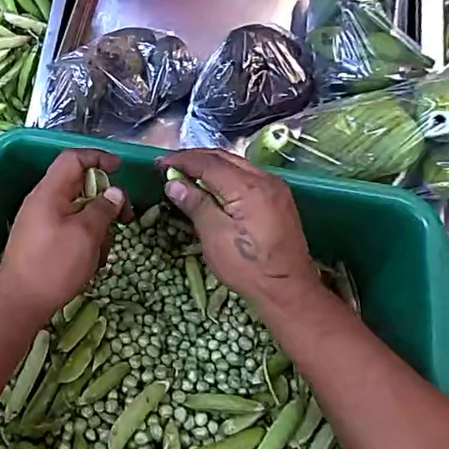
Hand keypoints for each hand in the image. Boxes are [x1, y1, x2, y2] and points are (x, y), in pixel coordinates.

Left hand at [0, 149, 129, 326]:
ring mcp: (40, 224)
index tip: (121, 169)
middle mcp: (42, 203)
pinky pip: (69, 232)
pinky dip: (85, 242)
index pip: (73, 159)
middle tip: (125, 219)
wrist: (18, 304)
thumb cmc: (53, 265)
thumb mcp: (86, 235)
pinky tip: (91, 265)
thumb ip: (103, 209)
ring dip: (97, 228)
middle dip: (105, 202)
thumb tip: (115, 192)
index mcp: (49, 192)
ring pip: (78, 213)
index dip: (99, 158)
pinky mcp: (41, 243)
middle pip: (79, 187)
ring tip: (103, 252)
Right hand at [158, 149, 322, 311]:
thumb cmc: (248, 267)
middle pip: (224, 158)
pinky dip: (226, 174)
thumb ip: (196, 204)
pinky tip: (213, 186)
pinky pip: (247, 175)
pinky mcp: (279, 199)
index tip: (159, 164)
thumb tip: (173, 183)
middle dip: (195, 158)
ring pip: (237, 164)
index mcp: (248, 187)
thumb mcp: (215, 236)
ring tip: (187, 174)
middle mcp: (265, 179)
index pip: (209, 163)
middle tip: (170, 166)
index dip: (182, 160)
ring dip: (210, 165)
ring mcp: (275, 188)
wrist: (289, 290)